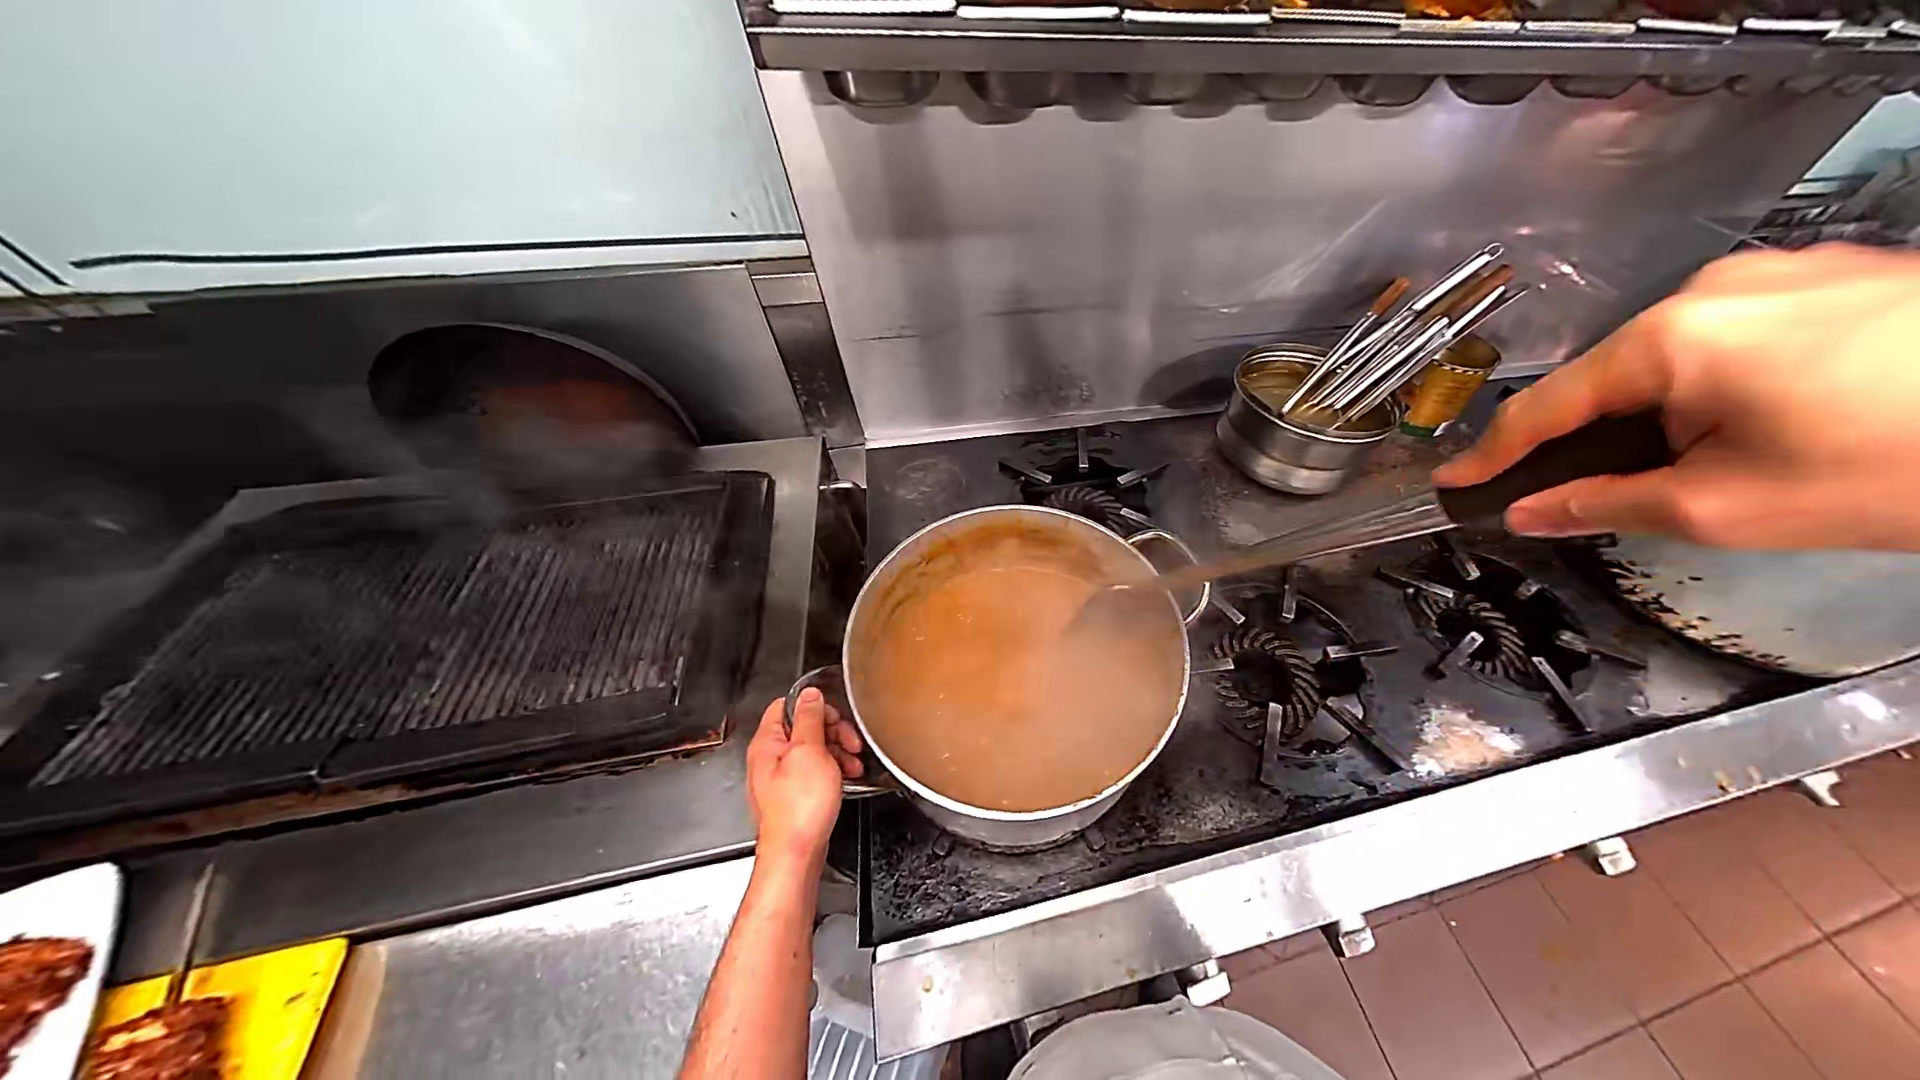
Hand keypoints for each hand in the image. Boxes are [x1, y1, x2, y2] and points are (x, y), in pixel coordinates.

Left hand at [745, 688, 864, 866]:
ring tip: (852, 762)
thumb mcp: (809, 751)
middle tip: (848, 742)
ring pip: (812, 749)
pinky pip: (815, 770)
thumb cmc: (798, 809)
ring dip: (836, 751)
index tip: (833, 717)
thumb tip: (809, 695)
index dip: (814, 707)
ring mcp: (781, 777)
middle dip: (831, 731)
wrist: (796, 854)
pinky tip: (846, 777)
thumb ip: (809, 718)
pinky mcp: (794, 794)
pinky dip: (832, 769)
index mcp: (766, 743)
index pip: (785, 705)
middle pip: (803, 727)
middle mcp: (769, 758)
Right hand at [1433, 244, 1919, 550]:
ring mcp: (1779, 273)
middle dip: (1586, 435)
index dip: (1489, 455)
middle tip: (1584, 490)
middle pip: (1605, 378)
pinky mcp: (1834, 277)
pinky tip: (1749, 423)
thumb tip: (1530, 513)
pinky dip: (1706, 386)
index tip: (1451, 483)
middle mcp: (1713, 288)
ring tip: (1691, 462)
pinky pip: (1724, 336)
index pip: (1545, 408)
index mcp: (1672, 337)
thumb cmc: (1903, 464)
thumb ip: (1604, 505)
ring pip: (1664, 357)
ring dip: (1650, 412)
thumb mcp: (1724, 507)